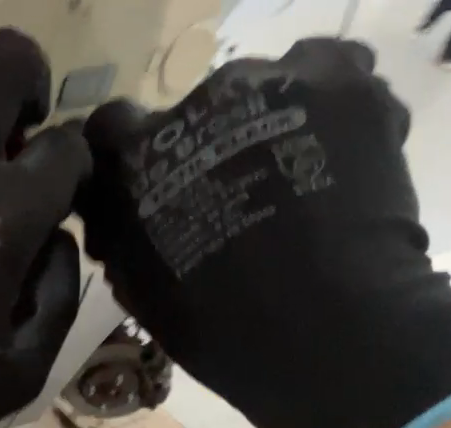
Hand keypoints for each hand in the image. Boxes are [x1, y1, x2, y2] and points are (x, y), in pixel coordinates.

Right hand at [75, 38, 450, 427]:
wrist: (330, 327)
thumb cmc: (220, 328)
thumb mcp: (138, 285)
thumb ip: (119, 234)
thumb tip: (113, 212)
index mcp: (134, 160)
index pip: (107, 128)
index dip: (122, 155)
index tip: (140, 185)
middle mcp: (197, 105)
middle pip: (191, 111)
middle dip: (202, 146)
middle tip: (226, 193)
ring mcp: (275, 84)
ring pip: (259, 89)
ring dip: (263, 125)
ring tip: (286, 180)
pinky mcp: (343, 81)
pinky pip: (325, 77)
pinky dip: (323, 110)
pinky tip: (327, 159)